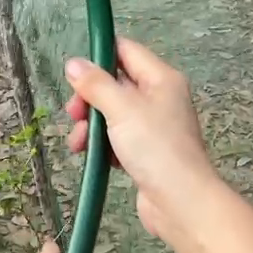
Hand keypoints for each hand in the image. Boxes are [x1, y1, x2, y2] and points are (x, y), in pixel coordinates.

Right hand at [64, 38, 223, 241]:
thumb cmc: (156, 149)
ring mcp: (153, 129)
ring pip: (113, 116)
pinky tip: (92, 157)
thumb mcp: (122, 109)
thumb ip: (96, 84)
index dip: (99, 57)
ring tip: (78, 143)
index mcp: (161, 79)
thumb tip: (74, 64)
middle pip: (116, 86)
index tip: (74, 74)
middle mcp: (160, 99)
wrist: (179, 201)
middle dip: (90, 99)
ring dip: (91, 126)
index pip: (126, 52)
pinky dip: (102, 146)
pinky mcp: (146, 154)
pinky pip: (118, 141)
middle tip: (73, 114)